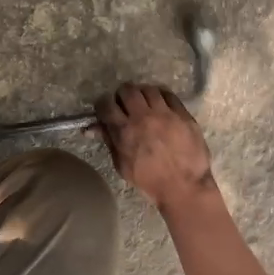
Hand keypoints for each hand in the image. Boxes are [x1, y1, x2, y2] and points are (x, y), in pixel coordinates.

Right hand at [96, 83, 213, 210]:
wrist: (183, 186)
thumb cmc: (148, 179)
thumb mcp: (121, 164)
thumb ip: (109, 141)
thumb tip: (90, 128)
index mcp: (124, 131)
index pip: (106, 104)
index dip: (103, 104)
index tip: (105, 109)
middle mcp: (143, 117)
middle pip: (127, 90)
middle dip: (122, 95)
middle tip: (124, 104)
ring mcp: (165, 114)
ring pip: (148, 89)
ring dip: (142, 93)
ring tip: (143, 103)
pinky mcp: (183, 115)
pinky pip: (169, 95)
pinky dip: (161, 96)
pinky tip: (160, 104)